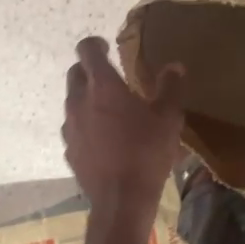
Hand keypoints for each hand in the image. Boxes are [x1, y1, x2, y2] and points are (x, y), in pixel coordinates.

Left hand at [62, 37, 185, 219]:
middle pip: (75, 74)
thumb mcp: (168, 118)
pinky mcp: (69, 150)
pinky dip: (87, 126)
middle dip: (90, 71)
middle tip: (112, 79)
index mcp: (102, 86)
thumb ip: (170, 88)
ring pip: (73, 102)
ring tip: (111, 112)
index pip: (87, 50)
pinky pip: (75, 128)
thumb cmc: (146, 152)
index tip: (107, 46)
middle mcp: (78, 102)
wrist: (121, 200)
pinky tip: (106, 141)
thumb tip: (175, 66)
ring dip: (88, 100)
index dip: (95, 44)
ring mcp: (70, 127)